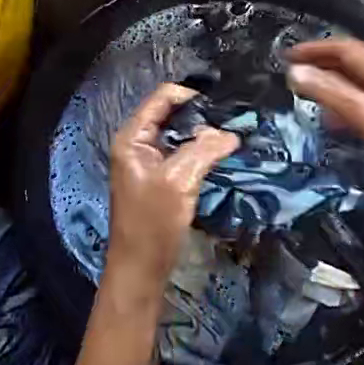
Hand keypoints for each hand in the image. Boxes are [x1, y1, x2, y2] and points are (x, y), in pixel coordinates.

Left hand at [105, 84, 239, 296]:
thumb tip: (231, 133)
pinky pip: (179, 153)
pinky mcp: (158, 178)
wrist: (140, 268)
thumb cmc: (153, 223)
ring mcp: (146, 161)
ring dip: (201, 134)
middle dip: (200, 116)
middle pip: (170, 114)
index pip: (162, 97)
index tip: (223, 107)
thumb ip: (203, 150)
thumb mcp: (179, 181)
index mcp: (131, 137)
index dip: (192, 96)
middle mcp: (136, 144)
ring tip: (231, 136)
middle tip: (232, 121)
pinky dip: (198, 151)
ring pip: (177, 135)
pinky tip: (219, 155)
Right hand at [285, 38, 363, 191]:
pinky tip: (343, 118)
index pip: (343, 48)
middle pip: (353, 60)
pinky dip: (349, 99)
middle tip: (296, 72)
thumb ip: (329, 93)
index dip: (314, 49)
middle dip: (322, 63)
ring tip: (312, 93)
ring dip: (335, 82)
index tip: (288, 55)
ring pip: (361, 78)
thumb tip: (295, 72)